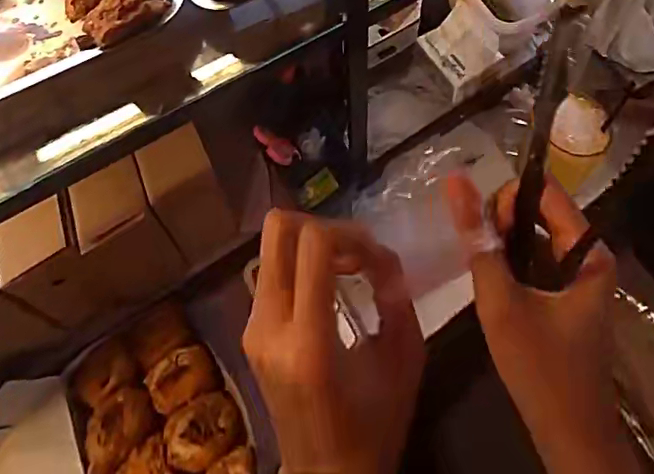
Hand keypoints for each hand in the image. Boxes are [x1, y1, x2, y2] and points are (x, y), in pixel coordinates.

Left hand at [242, 210, 423, 473]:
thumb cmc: (372, 428)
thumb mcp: (403, 364)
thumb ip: (397, 300)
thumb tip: (384, 255)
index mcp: (307, 343)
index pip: (313, 245)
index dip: (349, 234)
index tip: (374, 257)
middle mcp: (268, 327)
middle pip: (277, 230)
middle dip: (321, 225)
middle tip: (353, 253)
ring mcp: (252, 327)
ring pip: (271, 244)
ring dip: (310, 243)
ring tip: (345, 268)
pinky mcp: (249, 328)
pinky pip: (271, 268)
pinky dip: (300, 262)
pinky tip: (328, 286)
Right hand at [446, 173, 637, 473]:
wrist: (571, 440)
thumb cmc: (541, 368)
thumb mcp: (501, 300)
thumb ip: (479, 239)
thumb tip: (456, 180)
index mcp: (589, 252)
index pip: (546, 191)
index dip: (508, 197)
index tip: (483, 228)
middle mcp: (591, 256)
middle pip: (541, 209)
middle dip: (504, 221)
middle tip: (481, 253)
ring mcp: (582, 277)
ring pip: (536, 234)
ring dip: (505, 242)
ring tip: (484, 269)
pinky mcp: (569, 295)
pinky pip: (538, 258)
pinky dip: (513, 261)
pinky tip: (494, 282)